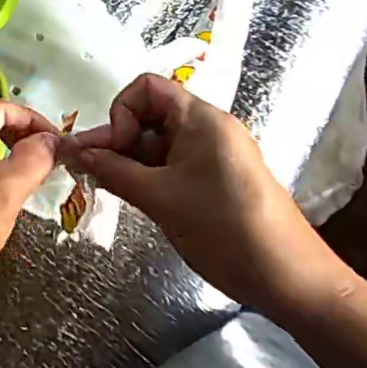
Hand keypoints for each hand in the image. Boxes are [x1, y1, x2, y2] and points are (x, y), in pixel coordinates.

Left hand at [0, 100, 60, 304]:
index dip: (34, 121)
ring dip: (9, 144)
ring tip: (36, 163)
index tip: (60, 140)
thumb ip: (35, 157)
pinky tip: (9, 174)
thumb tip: (53, 139)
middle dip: (22, 132)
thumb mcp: (8, 190)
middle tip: (50, 152)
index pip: (1, 108)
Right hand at [64, 74, 353, 319]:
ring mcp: (214, 154)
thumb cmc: (224, 228)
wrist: (291, 280)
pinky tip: (134, 197)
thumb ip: (114, 171)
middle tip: (92, 171)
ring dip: (131, 161)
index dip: (121, 112)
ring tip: (107, 187)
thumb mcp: (161, 199)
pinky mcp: (217, 179)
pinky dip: (150, 175)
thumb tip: (75, 151)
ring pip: (160, 143)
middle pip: (151, 114)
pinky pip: (174, 164)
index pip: (147, 88)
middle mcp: (208, 127)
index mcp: (201, 118)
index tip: (115, 150)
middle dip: (119, 139)